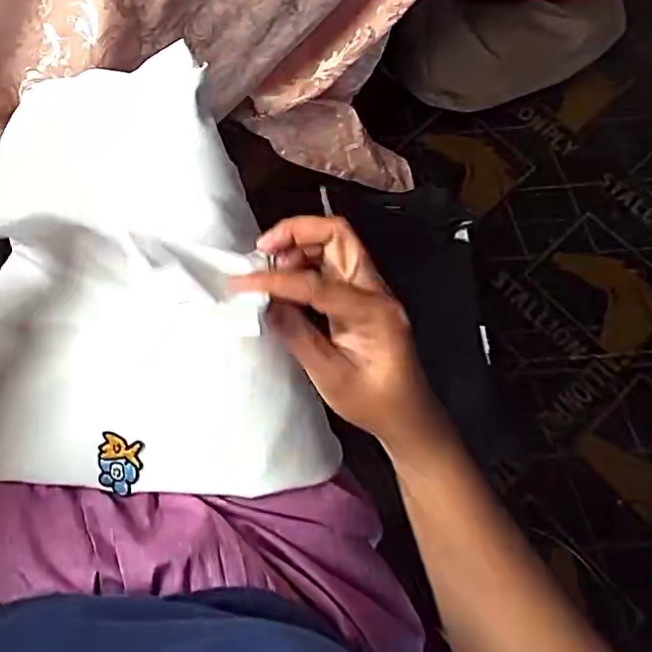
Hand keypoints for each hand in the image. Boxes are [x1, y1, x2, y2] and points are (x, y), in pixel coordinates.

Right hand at [231, 216, 447, 455]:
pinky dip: (300, 256)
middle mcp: (375, 292)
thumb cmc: (375, 403)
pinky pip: (329, 258)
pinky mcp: (358, 294)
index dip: (274, 279)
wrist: (410, 419)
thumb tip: (264, 303)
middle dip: (295, 232)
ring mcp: (369, 290)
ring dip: (296, 242)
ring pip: (333, 240)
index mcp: (374, 313)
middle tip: (262, 250)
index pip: (315, 282)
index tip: (241, 283)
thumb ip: (296, 334)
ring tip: (269, 265)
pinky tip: (283, 276)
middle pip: (338, 234)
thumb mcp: (330, 376)